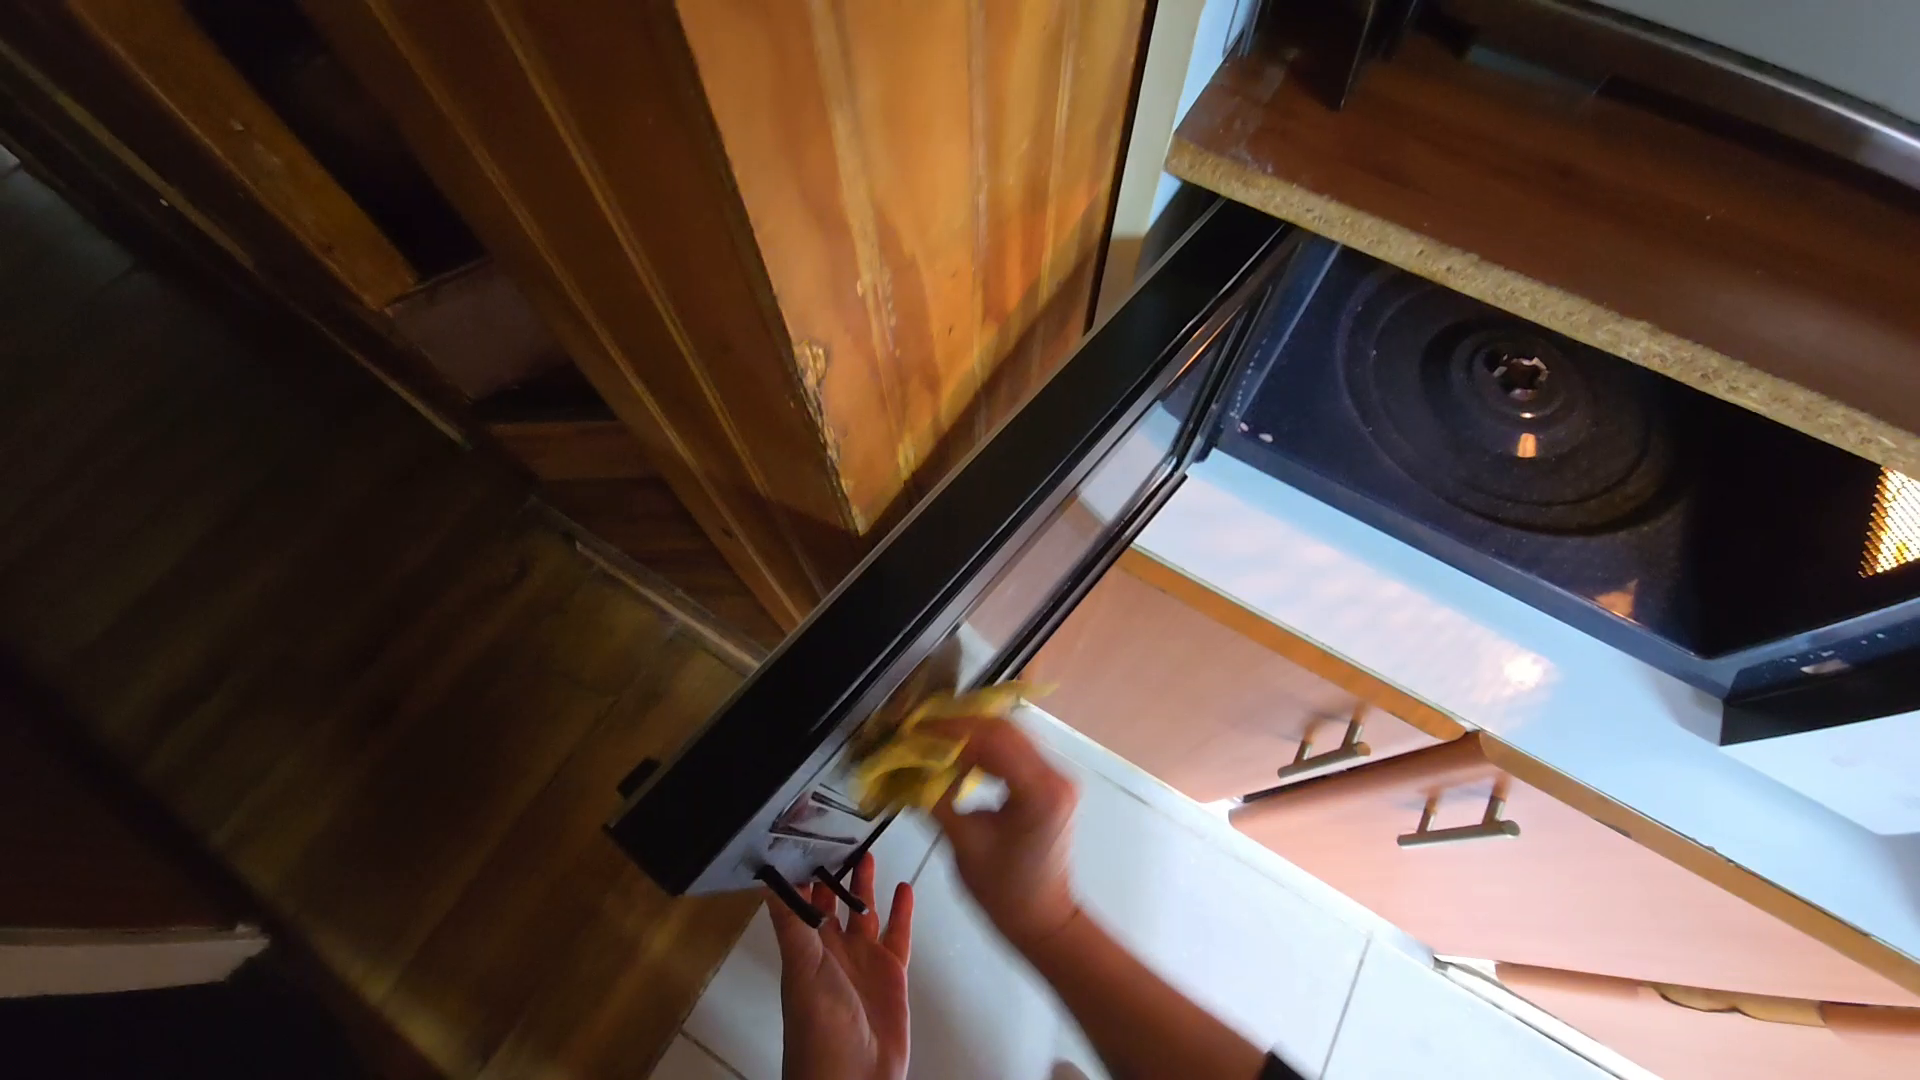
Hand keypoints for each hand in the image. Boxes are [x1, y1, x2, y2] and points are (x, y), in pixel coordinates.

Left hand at [766, 853, 913, 1079]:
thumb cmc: (820, 1025)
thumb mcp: (802, 968)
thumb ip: (791, 923)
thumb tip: (767, 881)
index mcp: (807, 948)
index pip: (804, 901)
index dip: (806, 873)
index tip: (808, 838)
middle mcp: (834, 950)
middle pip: (834, 903)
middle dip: (837, 873)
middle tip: (842, 837)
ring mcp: (864, 961)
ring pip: (865, 912)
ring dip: (867, 885)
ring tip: (868, 853)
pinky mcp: (891, 972)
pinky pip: (898, 934)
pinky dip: (903, 912)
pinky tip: (906, 888)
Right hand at [929, 715, 1080, 952]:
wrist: (1042, 918)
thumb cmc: (1004, 892)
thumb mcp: (964, 844)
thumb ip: (936, 800)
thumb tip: (903, 770)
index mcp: (1039, 792)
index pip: (994, 741)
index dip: (952, 731)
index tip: (916, 731)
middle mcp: (1056, 775)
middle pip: (1004, 730)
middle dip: (959, 727)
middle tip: (921, 731)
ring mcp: (1056, 775)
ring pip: (1009, 735)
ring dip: (971, 734)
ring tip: (934, 740)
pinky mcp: (1049, 780)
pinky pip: (1014, 749)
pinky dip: (984, 747)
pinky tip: (959, 754)